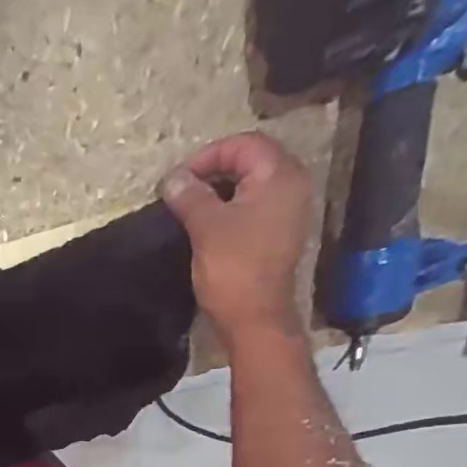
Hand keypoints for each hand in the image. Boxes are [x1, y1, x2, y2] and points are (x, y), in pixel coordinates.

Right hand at [160, 132, 312, 351]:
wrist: (256, 321)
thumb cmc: (234, 269)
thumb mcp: (206, 226)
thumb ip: (189, 194)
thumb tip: (173, 178)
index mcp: (280, 176)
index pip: (243, 144)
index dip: (208, 156)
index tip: (180, 179)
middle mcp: (293, 188)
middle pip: (251, 162)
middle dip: (215, 171)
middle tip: (184, 189)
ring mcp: (290, 214)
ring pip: (252, 186)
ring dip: (221, 191)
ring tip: (191, 206)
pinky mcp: (281, 236)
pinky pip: (255, 208)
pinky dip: (232, 209)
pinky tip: (208, 223)